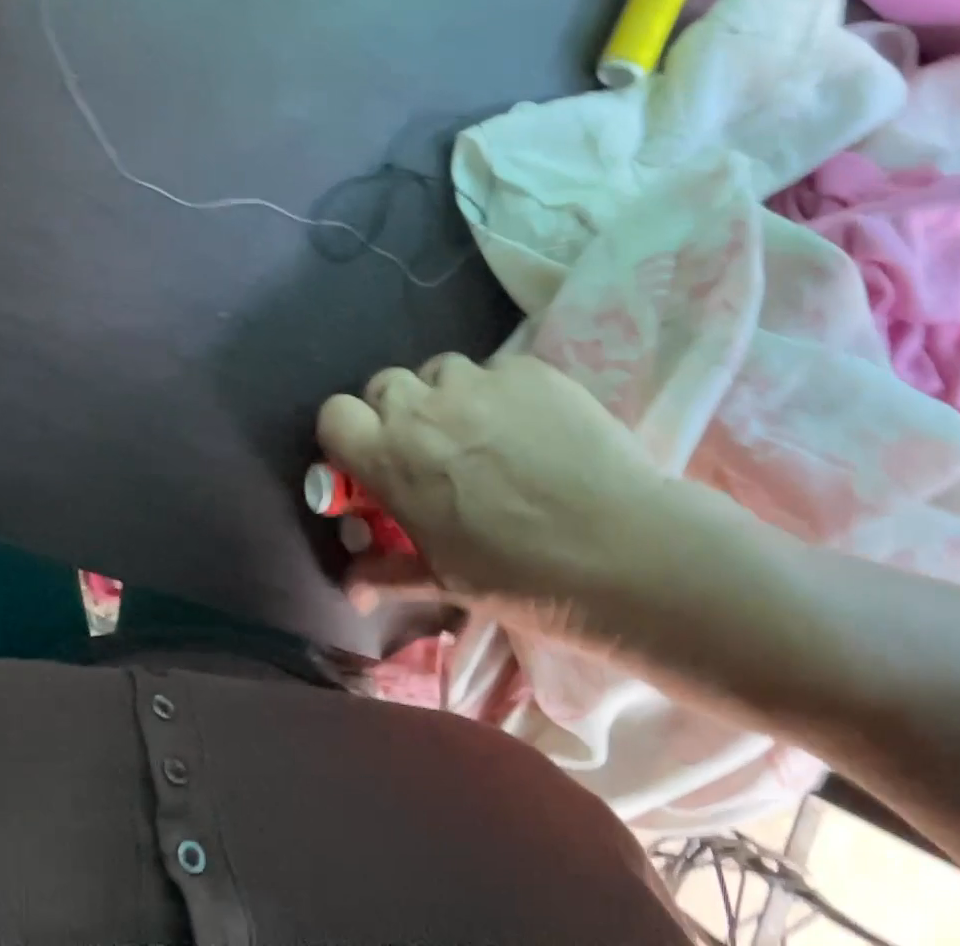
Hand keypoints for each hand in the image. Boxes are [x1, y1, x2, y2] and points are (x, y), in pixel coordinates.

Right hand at [317, 354, 716, 637]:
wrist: (625, 551)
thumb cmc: (520, 576)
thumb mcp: (444, 580)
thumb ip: (387, 573)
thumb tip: (351, 589)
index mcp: (389, 457)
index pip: (334, 414)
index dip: (348, 434)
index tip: (371, 460)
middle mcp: (423, 408)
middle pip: (384, 386)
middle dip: (397, 413)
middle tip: (431, 451)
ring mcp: (479, 382)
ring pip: (441, 371)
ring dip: (448, 398)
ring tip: (485, 435)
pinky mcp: (530, 370)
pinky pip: (497, 370)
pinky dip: (501, 393)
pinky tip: (533, 429)